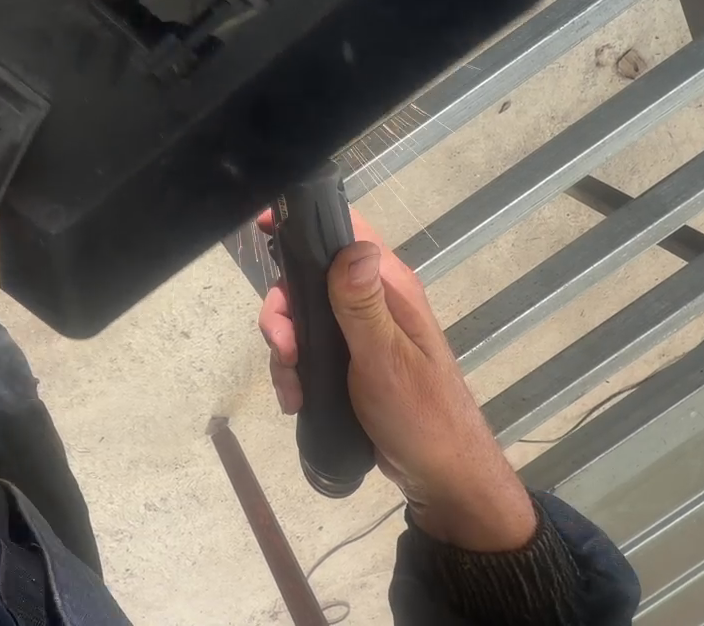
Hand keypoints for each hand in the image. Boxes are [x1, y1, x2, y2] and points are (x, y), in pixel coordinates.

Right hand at [258, 212, 535, 551]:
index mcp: (388, 285)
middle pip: (306, 278)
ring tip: (292, 387)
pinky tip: (297, 396)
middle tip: (283, 348)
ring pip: (301, 316)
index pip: (344, 231)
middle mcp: (372, 298)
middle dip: (283, 312)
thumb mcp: (385, 359)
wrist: (442, 480)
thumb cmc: (420, 416)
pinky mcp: (347, 357)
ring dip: (286, 349)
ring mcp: (358, 328)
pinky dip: (294, 369)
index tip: (261, 227)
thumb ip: (363, 304)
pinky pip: (307, 347)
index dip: (302, 224)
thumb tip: (354, 245)